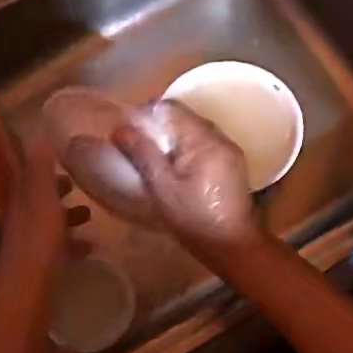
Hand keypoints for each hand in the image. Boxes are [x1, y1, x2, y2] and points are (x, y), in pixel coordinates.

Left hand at [0, 135, 90, 300]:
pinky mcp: (39, 267)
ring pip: (48, 224)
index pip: (27, 175)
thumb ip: (41, 170)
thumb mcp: (42, 202)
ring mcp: (28, 245)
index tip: (62, 156)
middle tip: (79, 184)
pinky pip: (57, 249)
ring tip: (91, 214)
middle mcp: (20, 221)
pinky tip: (90, 247)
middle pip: (38, 200)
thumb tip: (38, 134)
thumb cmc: (38, 246)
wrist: (28, 297)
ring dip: (67, 216)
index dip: (42, 164)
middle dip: (58, 190)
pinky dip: (72, 244)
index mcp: (20, 202)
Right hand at [111, 100, 258, 251]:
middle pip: (183, 117)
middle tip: (135, 148)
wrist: (231, 245)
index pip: (170, 108)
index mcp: (203, 139)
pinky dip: (185, 149)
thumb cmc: (193, 218)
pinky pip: (203, 144)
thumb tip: (120, 129)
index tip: (128, 133)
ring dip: (171, 139)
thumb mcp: (162, 187)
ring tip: (152, 159)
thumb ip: (143, 154)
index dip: (145, 115)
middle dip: (157, 127)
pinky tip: (174, 169)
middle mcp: (220, 137)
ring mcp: (229, 149)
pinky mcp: (231, 163)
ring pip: (193, 131)